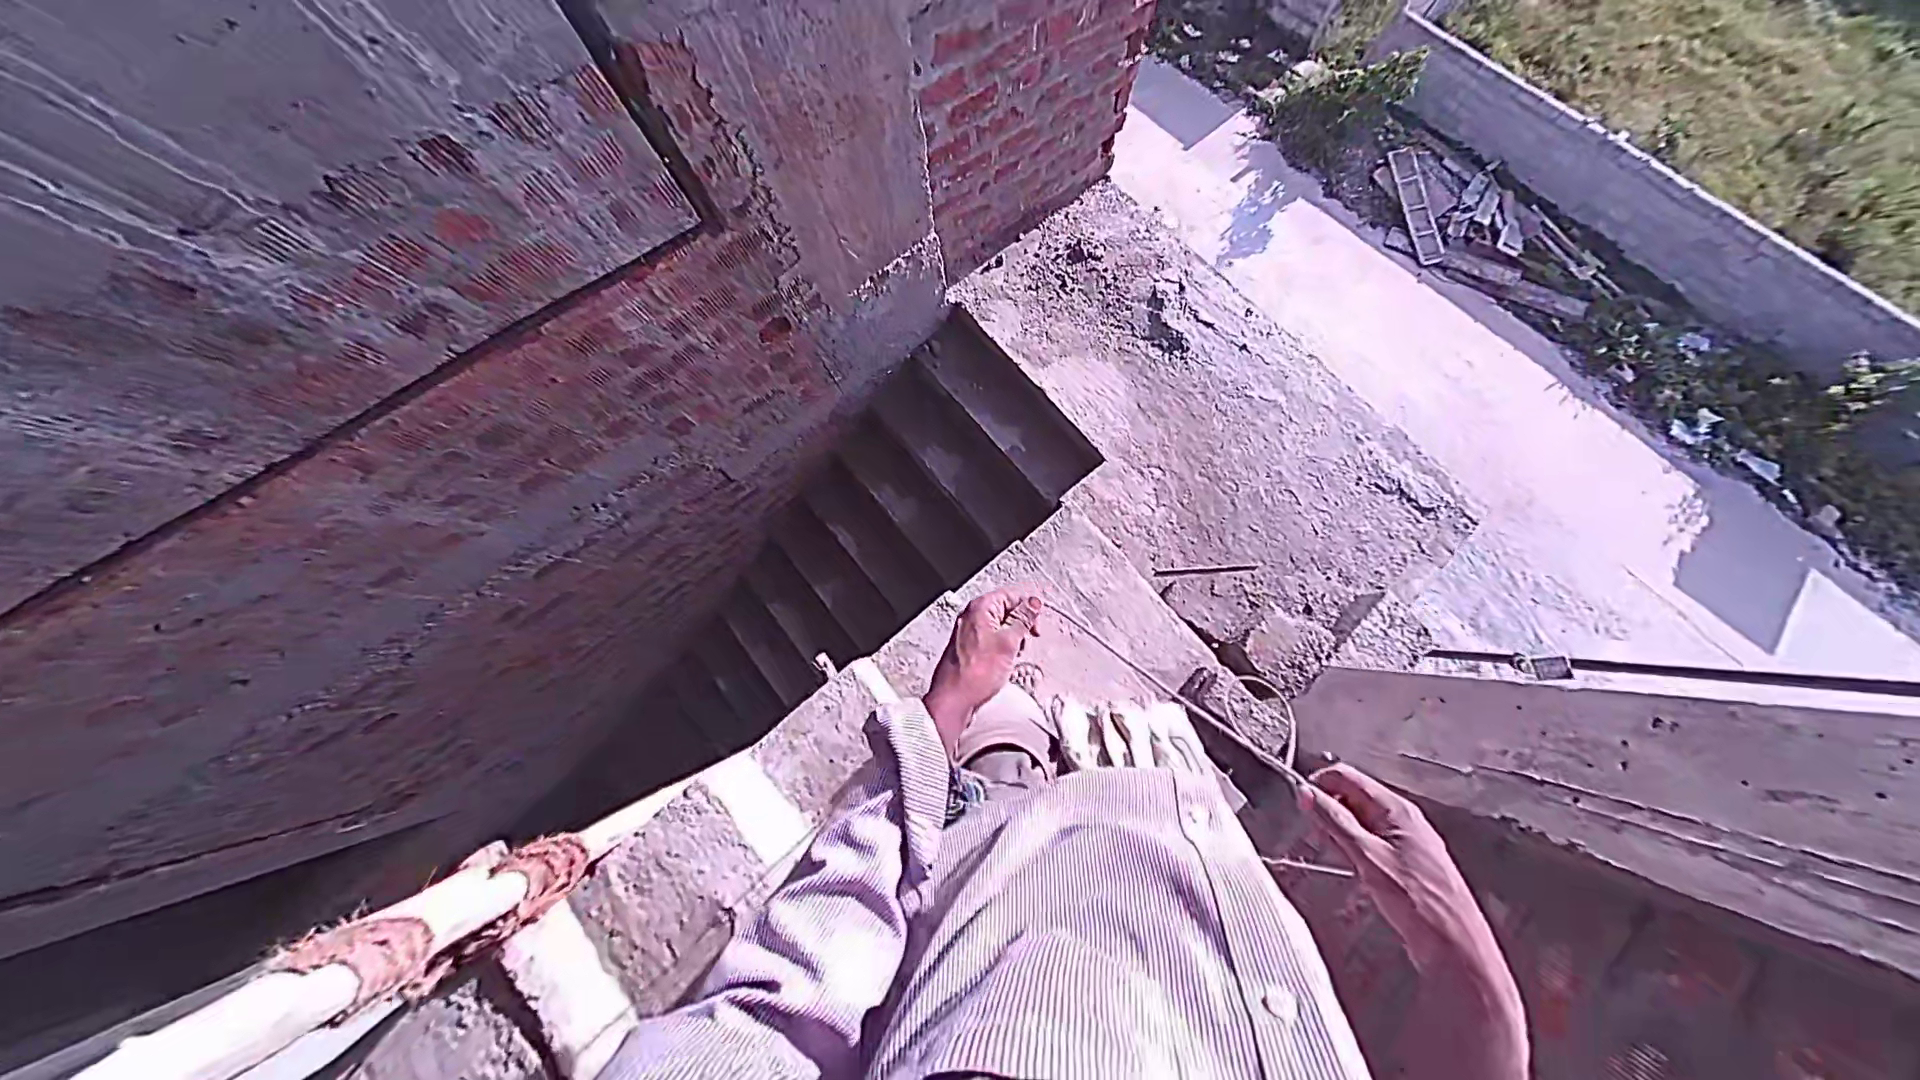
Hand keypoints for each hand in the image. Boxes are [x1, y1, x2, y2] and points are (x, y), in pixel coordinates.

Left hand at [923, 586, 1043, 758]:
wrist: (954, 699)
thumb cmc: (976, 673)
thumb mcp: (1009, 642)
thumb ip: (1023, 619)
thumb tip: (1033, 604)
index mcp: (979, 608)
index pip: (1011, 595)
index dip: (1027, 608)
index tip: (1035, 624)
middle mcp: (970, 616)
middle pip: (1004, 609)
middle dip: (1019, 625)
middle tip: (1025, 640)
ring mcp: (967, 632)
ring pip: (999, 626)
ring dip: (1011, 639)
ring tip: (1012, 654)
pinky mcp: (967, 648)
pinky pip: (990, 640)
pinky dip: (1000, 648)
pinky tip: (1002, 662)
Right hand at [1301, 764, 1527, 1079]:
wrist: (1466, 962)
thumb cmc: (1424, 910)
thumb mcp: (1369, 860)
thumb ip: (1335, 823)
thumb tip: (1307, 794)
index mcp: (1396, 812)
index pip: (1345, 775)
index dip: (1317, 781)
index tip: (1295, 797)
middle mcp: (1404, 823)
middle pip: (1353, 794)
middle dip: (1325, 803)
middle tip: (1304, 822)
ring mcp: (1408, 846)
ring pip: (1359, 819)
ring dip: (1337, 825)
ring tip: (1320, 844)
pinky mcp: (1409, 869)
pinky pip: (1368, 840)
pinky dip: (1349, 844)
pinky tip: (1345, 866)